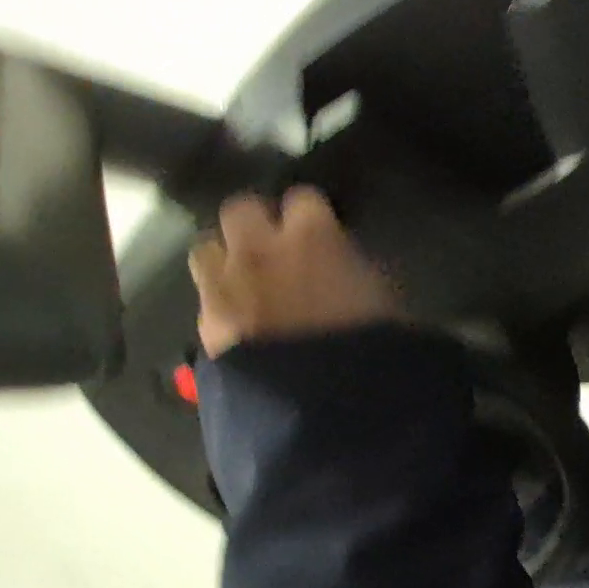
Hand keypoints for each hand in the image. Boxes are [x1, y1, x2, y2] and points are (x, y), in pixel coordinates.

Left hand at [189, 187, 402, 359]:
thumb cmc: (371, 338)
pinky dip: (223, 297)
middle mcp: (259, 247)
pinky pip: (206, 292)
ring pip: (208, 246)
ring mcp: (224, 280)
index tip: (324, 225)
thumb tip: (347, 263)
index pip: (303, 197)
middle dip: (257, 221)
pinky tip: (245, 314)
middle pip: (240, 208)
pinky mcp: (205, 316)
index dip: (313, 211)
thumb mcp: (383, 295)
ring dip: (228, 255)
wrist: (323, 389)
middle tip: (278, 241)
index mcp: (313, 237)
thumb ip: (357, 268)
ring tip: (251, 275)